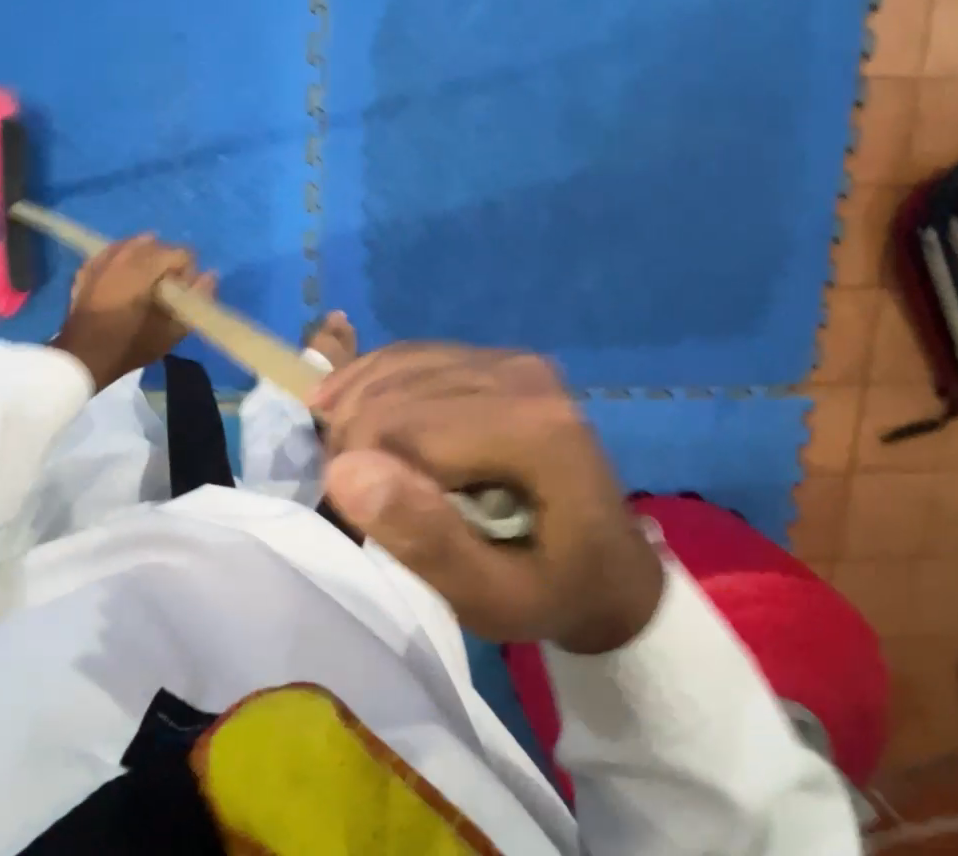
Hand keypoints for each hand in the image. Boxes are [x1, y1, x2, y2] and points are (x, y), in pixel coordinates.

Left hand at [51, 235, 214, 389]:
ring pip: (132, 244)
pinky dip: (121, 260)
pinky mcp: (86, 269)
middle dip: (166, 264)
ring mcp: (102, 260)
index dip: (187, 273)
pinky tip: (122, 277)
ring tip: (144, 284)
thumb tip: (211, 275)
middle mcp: (124, 256)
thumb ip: (196, 299)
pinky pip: (111, 253)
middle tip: (165, 292)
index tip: (182, 294)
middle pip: (157, 245)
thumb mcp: (171, 331)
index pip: (181, 253)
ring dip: (144, 259)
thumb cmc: (130, 345)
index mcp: (146, 268)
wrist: (82, 357)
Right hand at [311, 344, 663, 653]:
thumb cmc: (553, 593)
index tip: (356, 522)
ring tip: (354, 468)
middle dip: (351, 442)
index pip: (400, 425)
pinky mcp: (496, 358)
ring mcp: (510, 360)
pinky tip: (352, 417)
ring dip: (353, 413)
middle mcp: (522, 375)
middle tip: (353, 501)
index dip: (356, 469)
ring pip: (391, 368)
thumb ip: (427, 541)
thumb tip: (345, 471)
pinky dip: (369, 384)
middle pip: (392, 391)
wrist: (611, 572)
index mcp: (534, 430)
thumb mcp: (493, 600)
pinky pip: (408, 357)